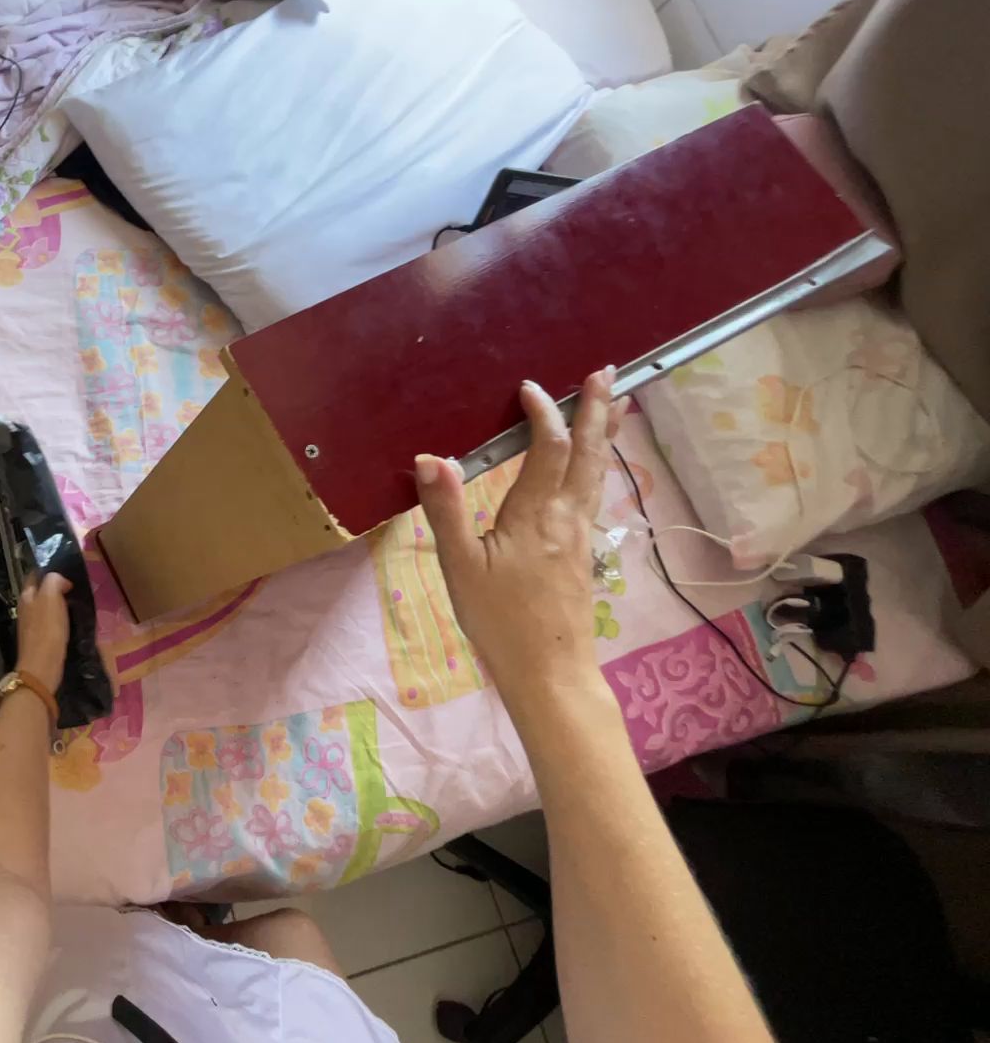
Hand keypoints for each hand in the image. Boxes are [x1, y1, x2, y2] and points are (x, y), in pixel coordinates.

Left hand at [14, 571, 72, 690]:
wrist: (42, 667)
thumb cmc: (47, 630)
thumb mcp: (51, 598)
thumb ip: (54, 581)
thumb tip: (62, 581)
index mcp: (27, 594)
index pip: (35, 574)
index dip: (49, 570)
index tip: (68, 572)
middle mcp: (25, 606)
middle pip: (39, 590)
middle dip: (54, 586)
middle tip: (74, 586)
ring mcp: (30, 623)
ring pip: (44, 604)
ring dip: (57, 601)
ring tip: (74, 601)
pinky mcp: (38, 637)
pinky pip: (48, 619)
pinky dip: (58, 616)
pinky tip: (69, 619)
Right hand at [415, 369, 622, 718]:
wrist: (548, 669)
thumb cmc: (497, 618)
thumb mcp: (459, 565)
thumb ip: (446, 510)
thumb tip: (430, 459)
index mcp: (536, 515)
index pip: (548, 450)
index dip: (543, 414)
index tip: (530, 388)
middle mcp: (568, 517)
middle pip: (590, 454)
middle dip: (596, 411)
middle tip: (605, 374)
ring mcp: (581, 536)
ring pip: (599, 473)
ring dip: (604, 434)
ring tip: (612, 406)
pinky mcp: (582, 552)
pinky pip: (594, 493)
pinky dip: (596, 465)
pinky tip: (590, 469)